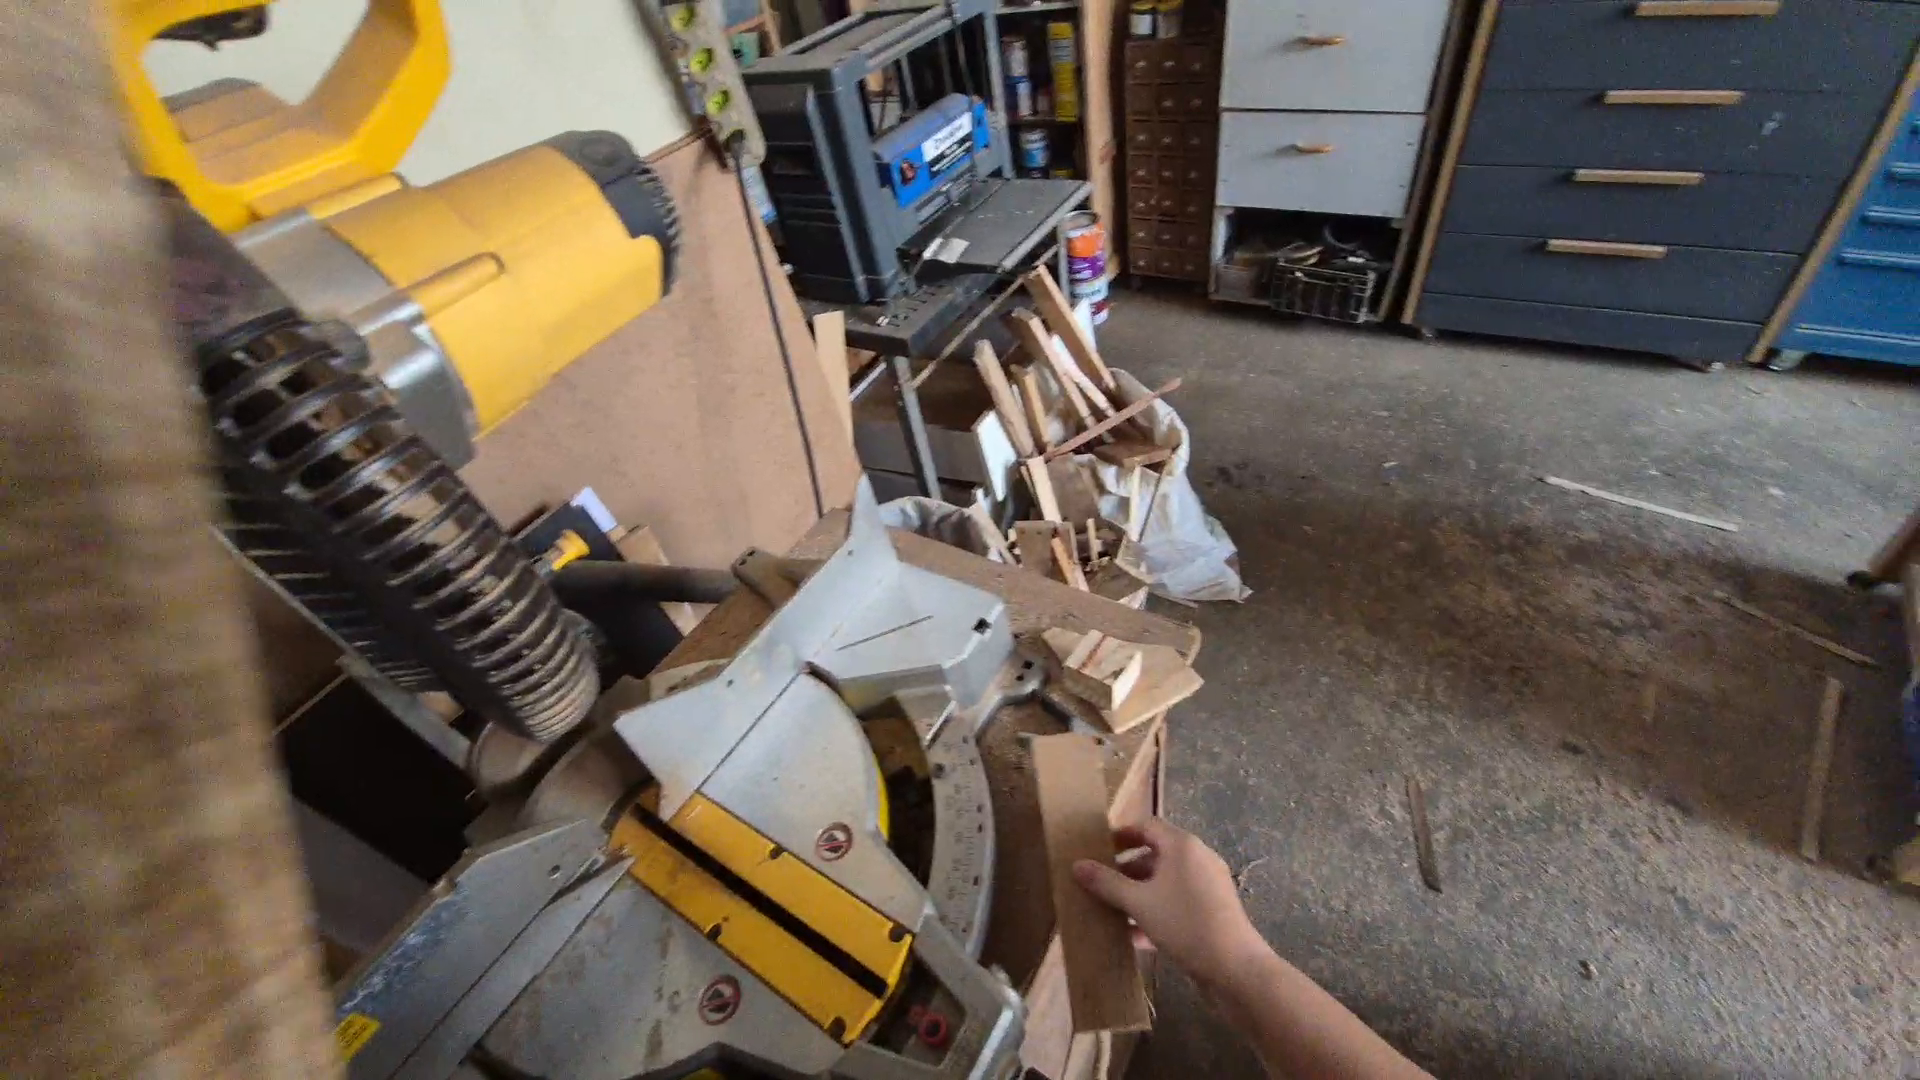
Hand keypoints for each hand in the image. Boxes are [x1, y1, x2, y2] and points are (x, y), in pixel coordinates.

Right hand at [1072, 817, 1261, 981]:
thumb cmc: (1184, 923)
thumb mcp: (1138, 903)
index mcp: (1182, 846)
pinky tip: (1134, 936)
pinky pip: (1178, 903)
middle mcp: (1198, 858)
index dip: (1120, 835)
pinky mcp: (1214, 912)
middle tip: (1101, 883)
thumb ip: (1107, 883)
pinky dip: (1157, 912)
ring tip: (1112, 911)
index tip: (1098, 849)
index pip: (1146, 826)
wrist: (1236, 970)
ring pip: (1165, 882)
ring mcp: (1208, 886)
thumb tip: (1076, 865)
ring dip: (1139, 894)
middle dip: (1126, 870)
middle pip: (1155, 854)